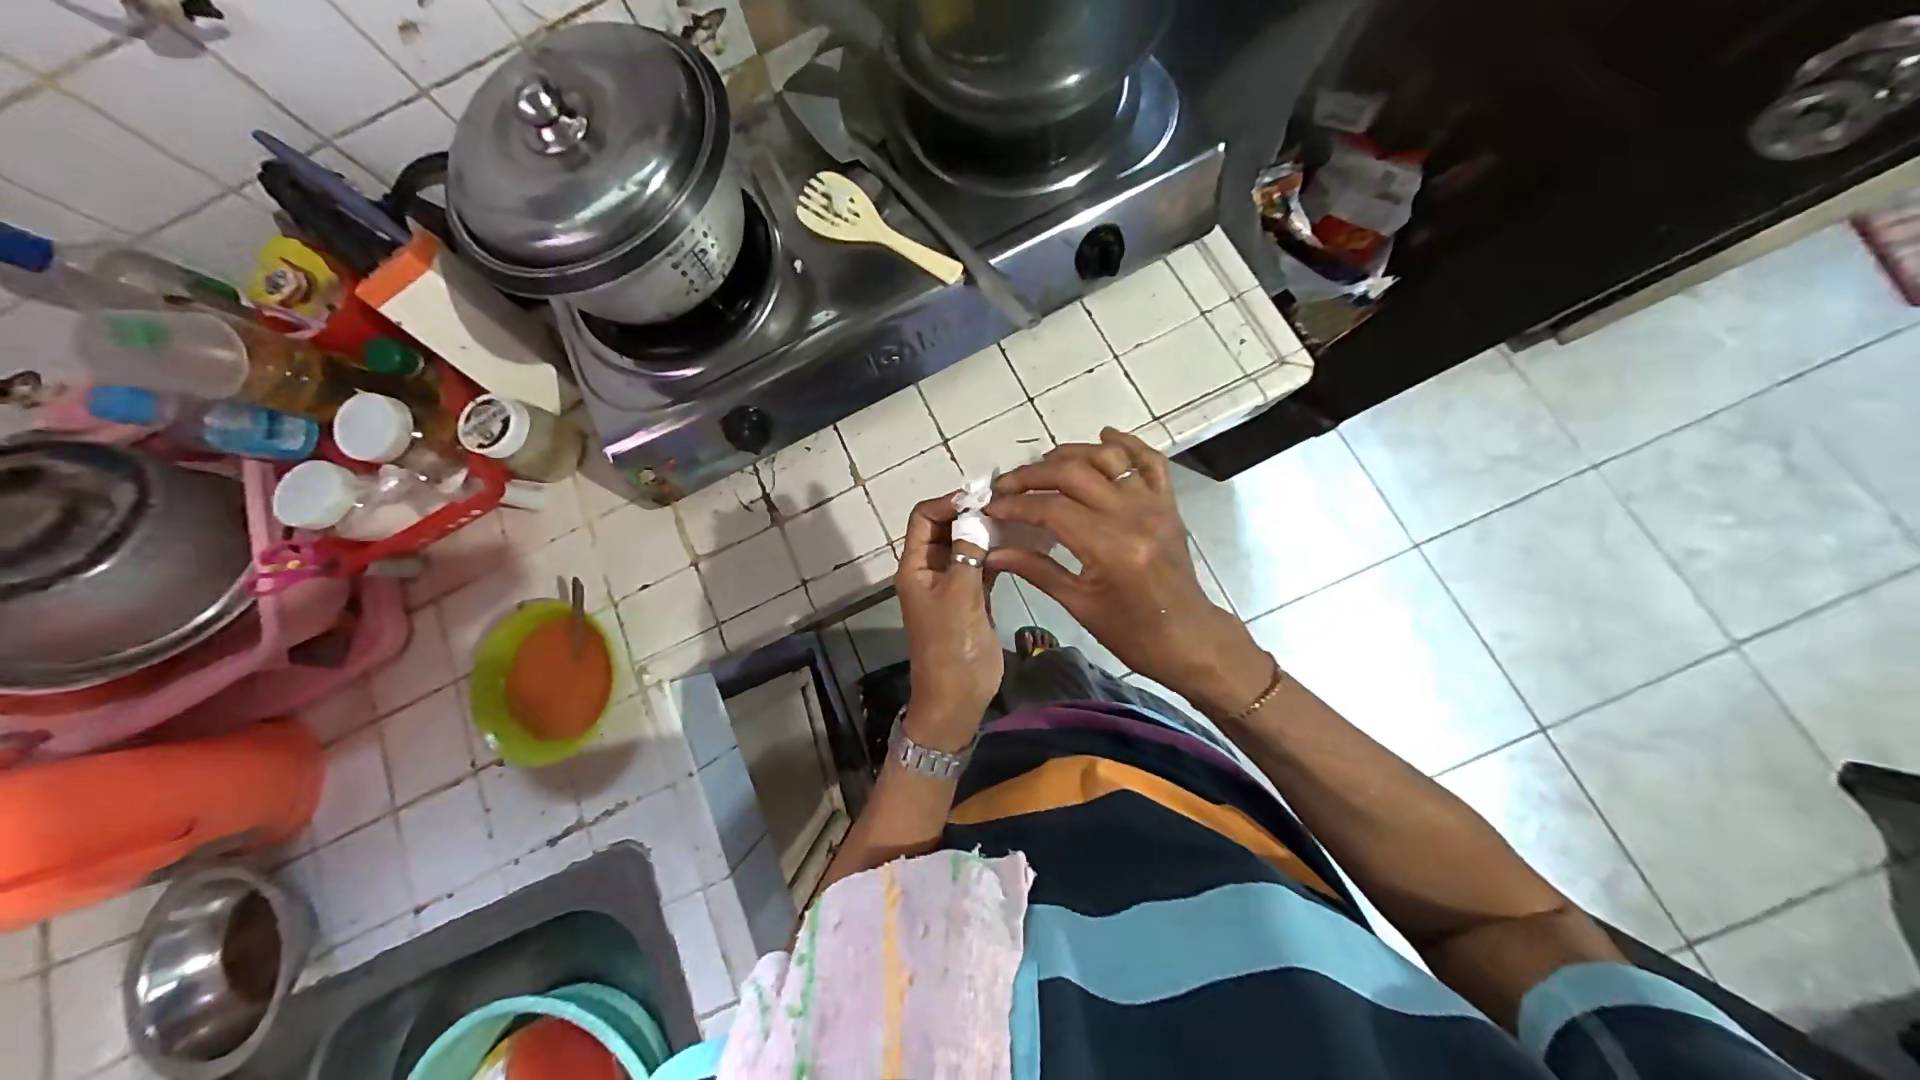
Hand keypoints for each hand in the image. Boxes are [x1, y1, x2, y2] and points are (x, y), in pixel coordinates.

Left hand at [894, 493, 1004, 748]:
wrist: (957, 694)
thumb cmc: (951, 643)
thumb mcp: (958, 594)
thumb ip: (967, 553)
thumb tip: (978, 517)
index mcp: (915, 566)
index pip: (923, 518)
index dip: (946, 503)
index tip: (979, 498)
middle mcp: (930, 570)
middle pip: (944, 528)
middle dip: (968, 513)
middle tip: (1003, 502)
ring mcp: (952, 584)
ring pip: (965, 546)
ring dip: (983, 532)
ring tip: (1013, 517)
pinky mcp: (973, 598)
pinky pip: (981, 565)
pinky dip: (995, 553)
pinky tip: (1017, 542)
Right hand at [984, 429, 1273, 718]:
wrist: (1187, 637)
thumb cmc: (1131, 632)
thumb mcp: (1078, 604)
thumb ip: (1035, 570)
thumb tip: (992, 552)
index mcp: (1110, 547)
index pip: (1051, 509)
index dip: (1015, 505)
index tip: (991, 507)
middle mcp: (1134, 516)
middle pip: (1073, 473)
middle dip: (1032, 474)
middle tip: (1006, 485)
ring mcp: (1154, 505)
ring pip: (1107, 457)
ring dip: (1070, 454)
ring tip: (1042, 466)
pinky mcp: (1168, 503)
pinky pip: (1149, 461)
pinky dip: (1126, 444)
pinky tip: (1103, 437)